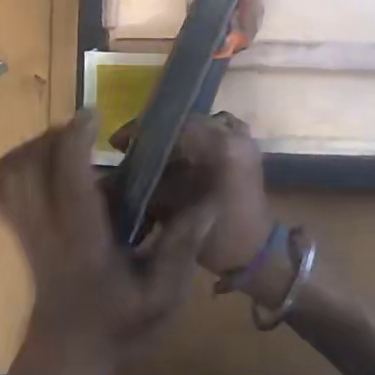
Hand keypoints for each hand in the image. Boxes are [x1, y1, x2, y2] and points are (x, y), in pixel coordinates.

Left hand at [0, 112, 215, 362]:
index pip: (68, 177)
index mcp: (83, 238)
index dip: (75, 139)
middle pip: (31, 165)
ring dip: (35, 147)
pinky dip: (13, 167)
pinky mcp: (18, 234)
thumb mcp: (163, 294)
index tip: (93, 116)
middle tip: (85, 130)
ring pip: (10, 174)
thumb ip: (182, 247)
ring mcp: (25, 231)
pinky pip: (0, 190)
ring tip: (65, 144)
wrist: (69, 351)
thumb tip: (209, 203)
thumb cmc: (119, 323)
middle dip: (55, 136)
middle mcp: (47, 228)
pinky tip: (39, 164)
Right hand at [109, 111, 273, 276]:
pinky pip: (217, 132)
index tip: (118, 143)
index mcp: (219, 146)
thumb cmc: (216, 236)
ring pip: (200, 124)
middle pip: (185, 121)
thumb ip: (149, 181)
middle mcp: (233, 135)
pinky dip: (198, 138)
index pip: (171, 124)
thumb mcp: (174, 208)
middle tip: (133, 146)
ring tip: (155, 150)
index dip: (140, 130)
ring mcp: (243, 139)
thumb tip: (123, 169)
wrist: (256, 254)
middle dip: (157, 133)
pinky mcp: (246, 148)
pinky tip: (182, 154)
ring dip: (176, 135)